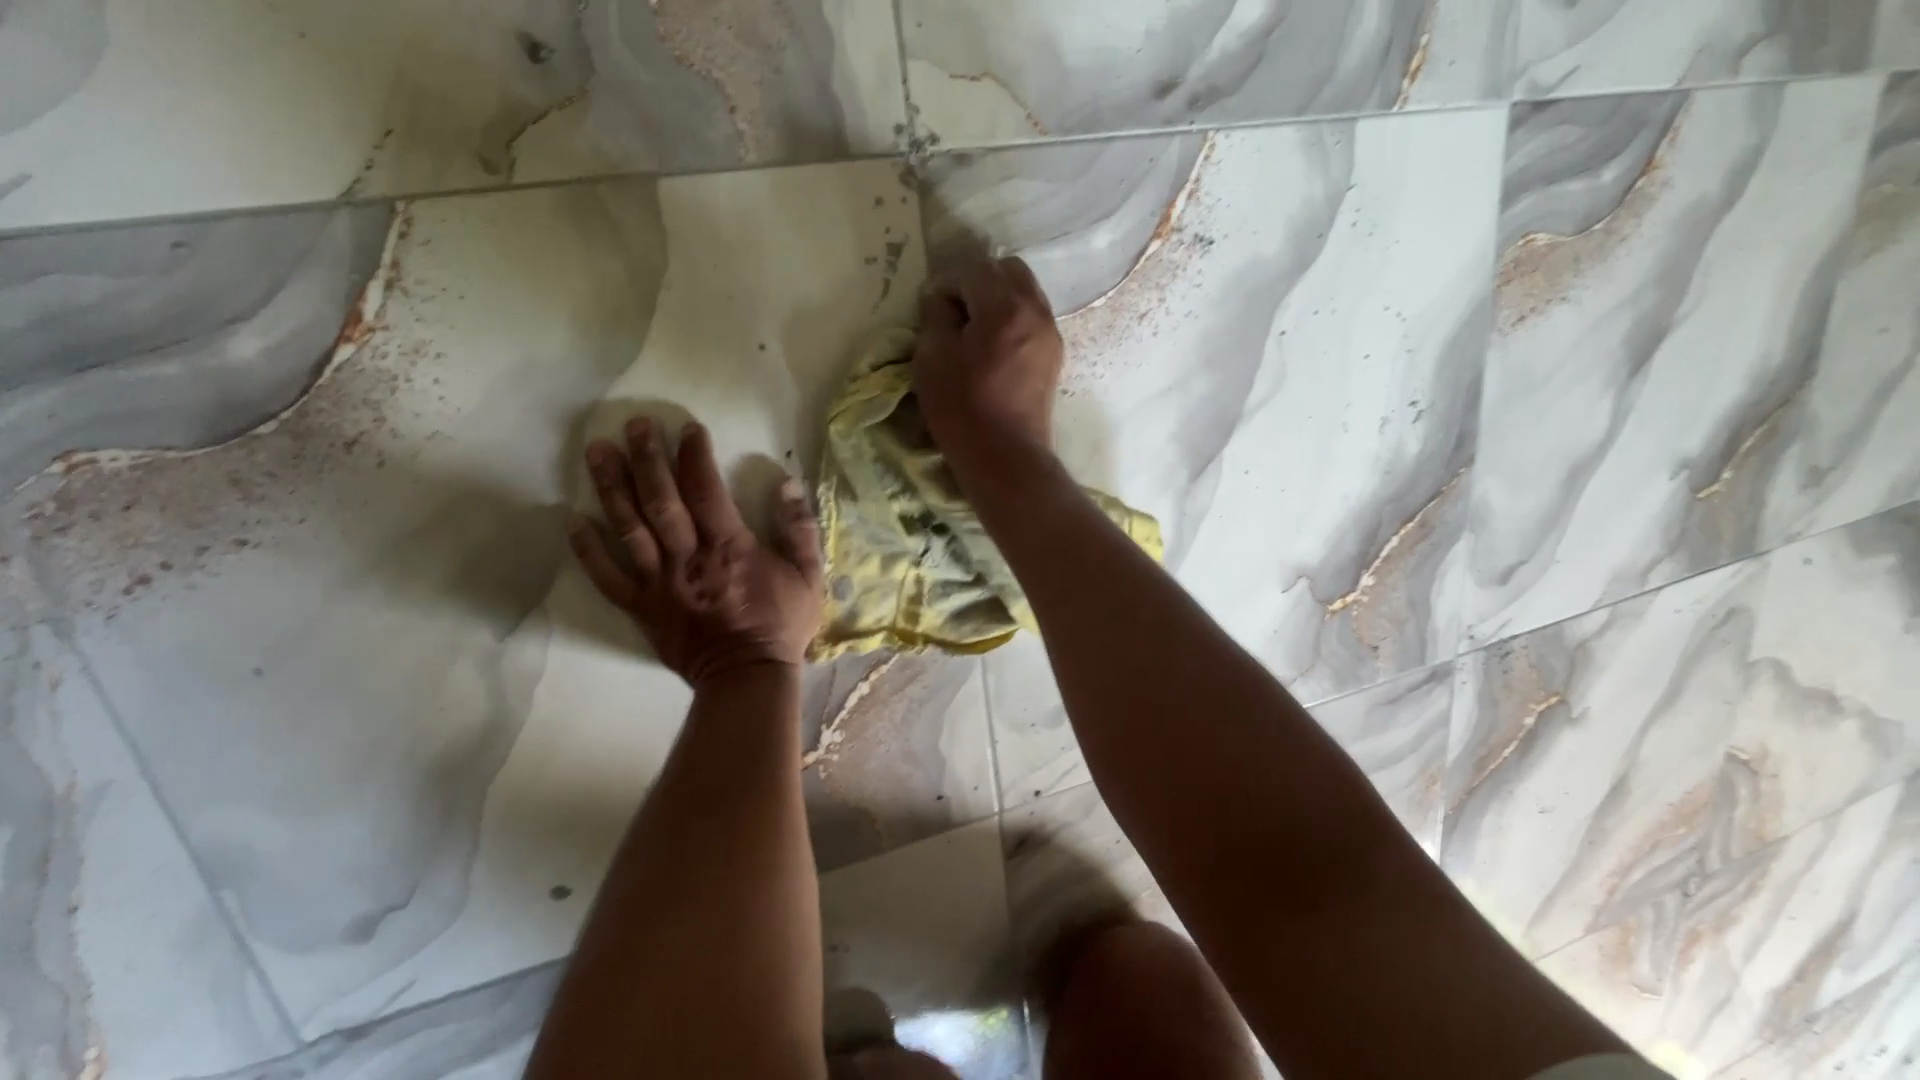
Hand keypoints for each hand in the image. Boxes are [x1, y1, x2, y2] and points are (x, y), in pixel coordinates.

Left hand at [569, 417, 823, 687]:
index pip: (706, 489)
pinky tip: (573, 520)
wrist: (747, 678)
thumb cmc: (780, 627)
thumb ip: (799, 530)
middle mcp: (688, 557)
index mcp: (729, 547)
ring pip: (629, 528)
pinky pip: (608, 578)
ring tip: (597, 452)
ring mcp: (660, 583)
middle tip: (635, 425)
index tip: (688, 429)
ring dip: (611, 488)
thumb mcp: (808, 577)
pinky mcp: (642, 608)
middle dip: (647, 458)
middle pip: (661, 500)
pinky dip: (589, 550)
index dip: (695, 455)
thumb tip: (788, 485)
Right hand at [912, 256, 1064, 487]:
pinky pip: (1033, 319)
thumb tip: (943, 298)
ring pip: (1025, 294)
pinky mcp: (1054, 357)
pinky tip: (993, 350)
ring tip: (974, 334)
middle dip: (979, 283)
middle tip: (956, 315)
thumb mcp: (932, 357)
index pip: (973, 270)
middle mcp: (1036, 311)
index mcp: (1005, 306)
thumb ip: (936, 315)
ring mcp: (1050, 334)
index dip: (947, 286)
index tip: (932, 313)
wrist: (1005, 458)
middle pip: (1008, 271)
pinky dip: (1012, 321)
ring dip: (998, 301)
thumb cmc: (962, 408)